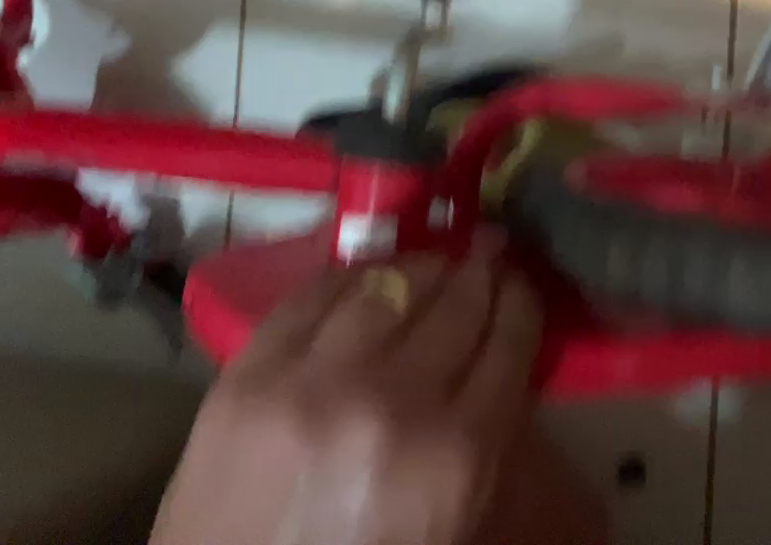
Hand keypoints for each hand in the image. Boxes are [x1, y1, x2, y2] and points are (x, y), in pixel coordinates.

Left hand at [152, 251, 606, 544]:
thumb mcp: (450, 517)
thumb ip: (482, 431)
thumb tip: (496, 345)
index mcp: (453, 457)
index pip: (510, 343)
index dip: (521, 301)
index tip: (520, 283)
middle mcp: (392, 404)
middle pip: (457, 305)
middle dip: (480, 273)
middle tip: (487, 252)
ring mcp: (314, 381)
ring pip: (390, 285)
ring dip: (422, 265)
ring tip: (433, 260)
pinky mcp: (250, 372)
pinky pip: (315, 294)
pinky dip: (351, 277)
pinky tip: (367, 275)